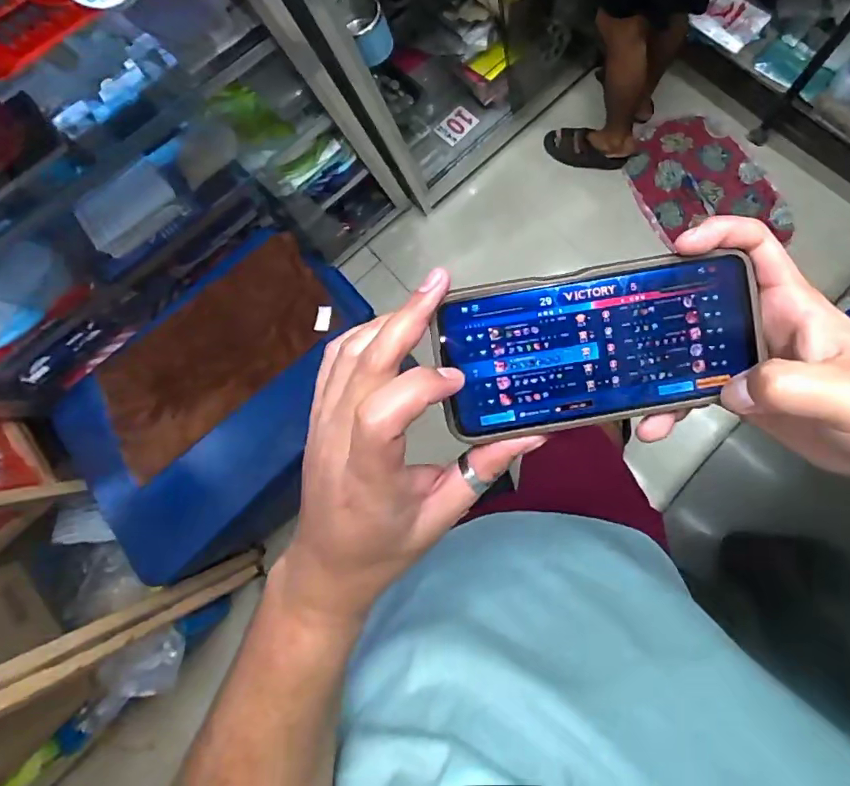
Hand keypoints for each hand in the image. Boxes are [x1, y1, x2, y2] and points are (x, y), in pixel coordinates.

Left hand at [272, 267, 544, 625]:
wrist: (325, 566)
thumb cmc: (384, 547)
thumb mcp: (440, 517)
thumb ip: (483, 470)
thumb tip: (533, 434)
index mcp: (367, 474)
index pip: (380, 416)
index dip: (419, 387)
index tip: (460, 380)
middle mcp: (335, 438)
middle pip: (362, 366)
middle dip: (403, 318)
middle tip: (439, 284)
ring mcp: (320, 421)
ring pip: (346, 353)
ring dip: (386, 321)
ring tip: (424, 302)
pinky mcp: (317, 412)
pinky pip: (335, 359)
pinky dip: (364, 333)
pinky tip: (392, 326)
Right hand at [635, 216, 849, 479]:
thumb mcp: (848, 395)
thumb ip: (793, 385)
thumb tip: (730, 389)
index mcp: (792, 304)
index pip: (756, 245)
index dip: (721, 233)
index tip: (682, 247)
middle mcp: (763, 321)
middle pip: (707, 292)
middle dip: (668, 300)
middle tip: (632, 318)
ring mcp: (750, 357)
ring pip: (695, 346)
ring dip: (664, 365)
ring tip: (635, 392)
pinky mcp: (744, 391)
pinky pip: (698, 389)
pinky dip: (675, 405)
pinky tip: (658, 427)